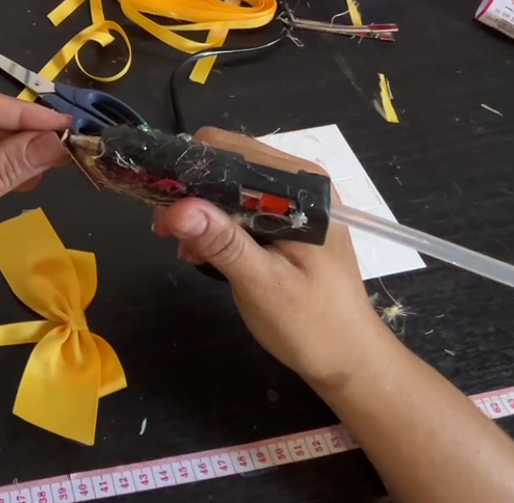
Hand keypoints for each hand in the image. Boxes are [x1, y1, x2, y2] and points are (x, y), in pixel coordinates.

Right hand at [150, 128, 392, 390]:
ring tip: (182, 244)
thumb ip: (223, 242)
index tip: (162, 202)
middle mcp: (298, 181)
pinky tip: (200, 247)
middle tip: (166, 229)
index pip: (231, 150)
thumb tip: (177, 207)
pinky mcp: (283, 215)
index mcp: (303, 188)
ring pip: (226, 180)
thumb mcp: (263, 285)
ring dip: (198, 207)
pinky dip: (212, 219)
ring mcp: (292, 198)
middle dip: (190, 190)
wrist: (351, 363)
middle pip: (225, 160)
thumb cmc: (314, 327)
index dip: (190, 170)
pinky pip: (236, 200)